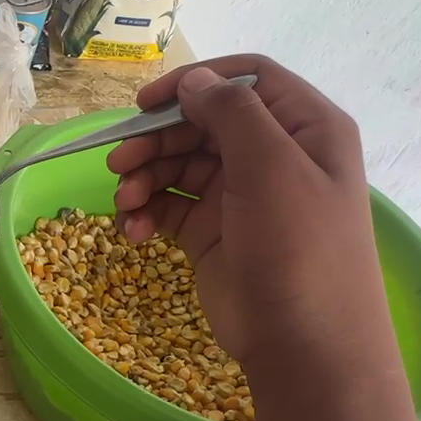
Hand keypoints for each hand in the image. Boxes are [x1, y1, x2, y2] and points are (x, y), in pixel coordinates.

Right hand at [109, 56, 390, 373]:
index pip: (245, 80)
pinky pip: (168, 206)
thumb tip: (193, 82)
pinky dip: (146, 213)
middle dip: (156, 140)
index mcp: (302, 127)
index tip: (144, 105)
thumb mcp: (271, 167)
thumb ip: (231, 113)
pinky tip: (135, 233)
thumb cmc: (297, 247)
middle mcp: (269, 155)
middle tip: (118, 163)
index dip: (194, 83)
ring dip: (144, 178)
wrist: (302, 340)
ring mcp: (238, 195)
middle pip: (200, 124)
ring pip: (177, 165)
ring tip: (124, 205)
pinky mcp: (210, 231)